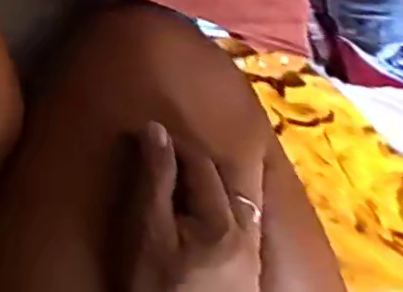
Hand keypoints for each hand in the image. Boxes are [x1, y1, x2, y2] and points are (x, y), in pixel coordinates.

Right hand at [114, 122, 262, 291]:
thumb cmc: (160, 288)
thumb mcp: (150, 231)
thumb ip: (157, 178)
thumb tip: (156, 128)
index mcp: (224, 223)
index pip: (202, 165)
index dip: (175, 145)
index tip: (148, 137)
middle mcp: (247, 238)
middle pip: (224, 183)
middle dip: (193, 163)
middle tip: (159, 158)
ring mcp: (253, 262)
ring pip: (234, 205)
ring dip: (207, 186)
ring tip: (175, 184)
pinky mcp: (249, 280)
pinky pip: (238, 227)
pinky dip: (217, 210)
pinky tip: (196, 218)